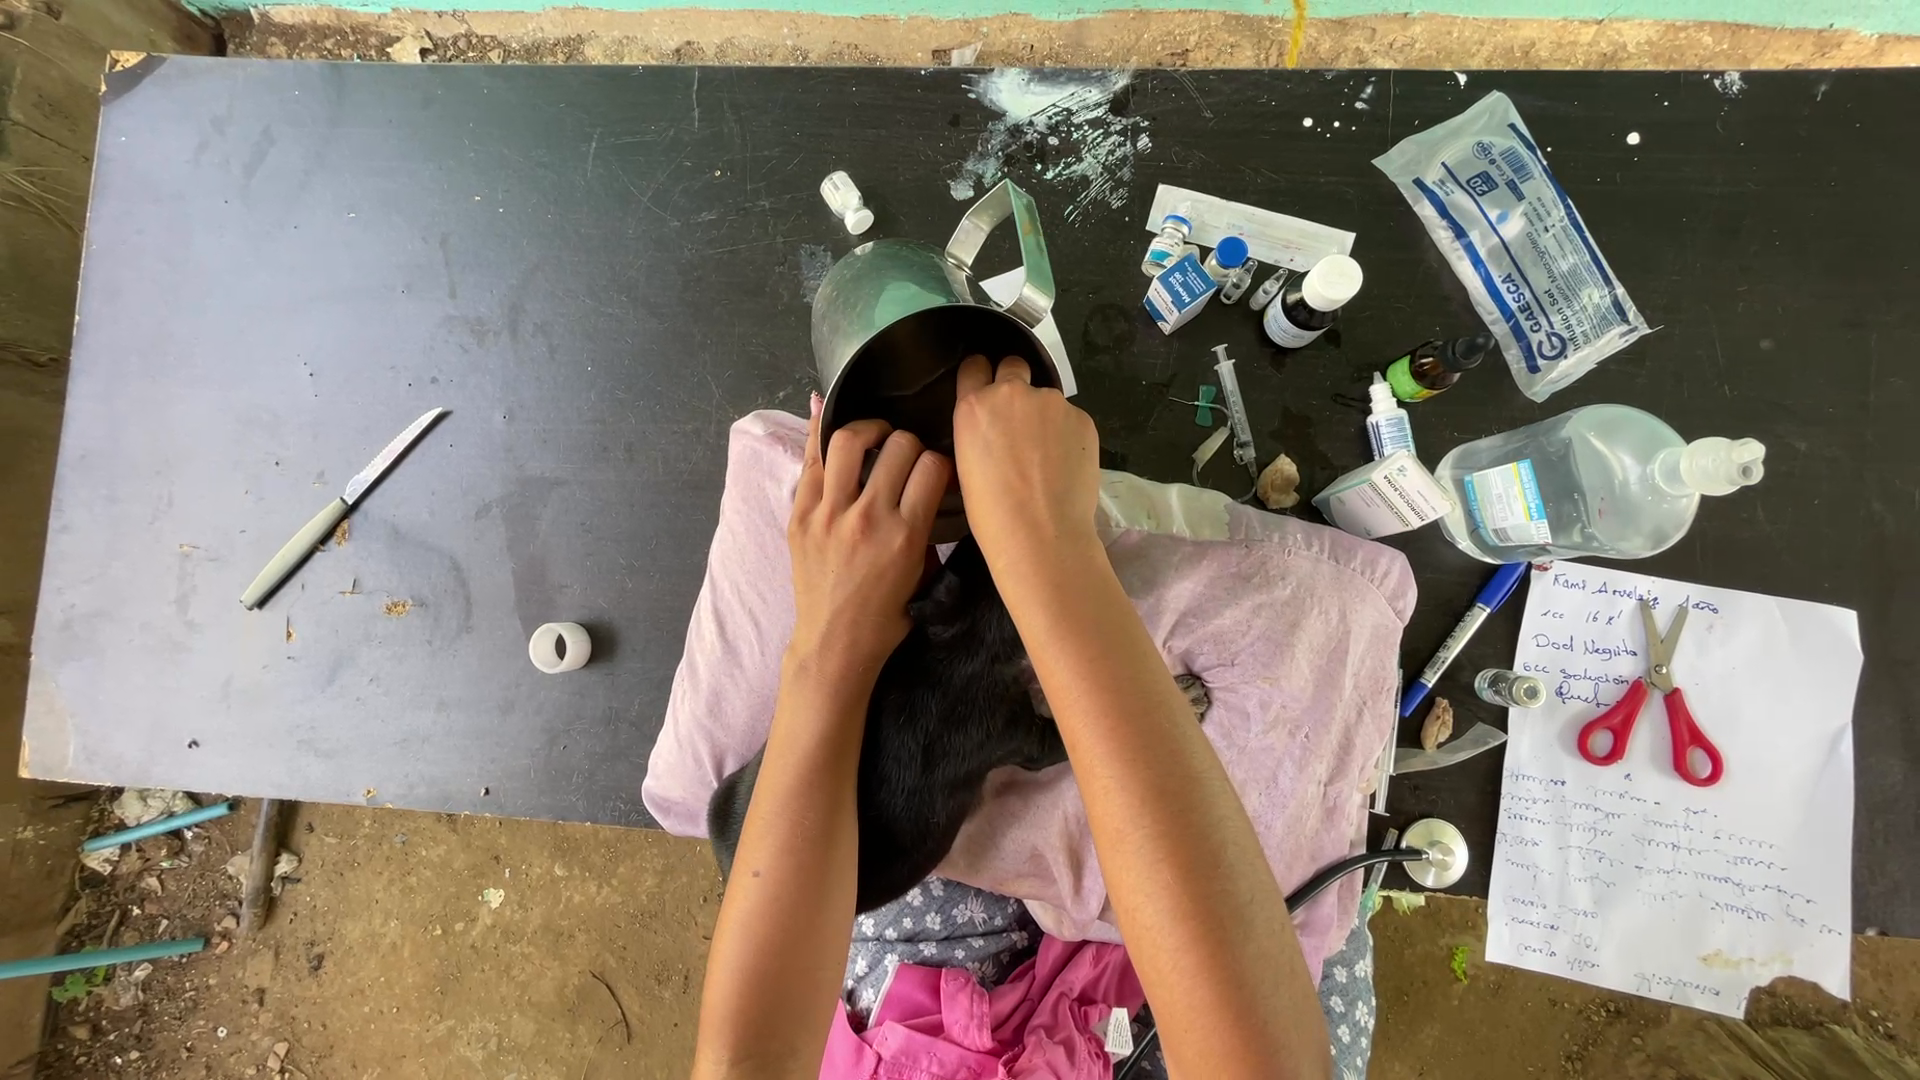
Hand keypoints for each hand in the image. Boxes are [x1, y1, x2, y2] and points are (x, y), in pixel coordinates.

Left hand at [787, 410, 949, 680]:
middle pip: (898, 445)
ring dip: (867, 429)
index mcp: (905, 535)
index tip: (935, 470)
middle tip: (905, 454)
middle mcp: (867, 518)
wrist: (834, 643)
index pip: (932, 467)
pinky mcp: (799, 515)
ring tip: (873, 436)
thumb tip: (925, 487)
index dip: (940, 461)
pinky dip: (820, 432)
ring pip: (848, 440)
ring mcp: (828, 514)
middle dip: (909, 442)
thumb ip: (925, 527)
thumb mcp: (921, 573)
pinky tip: (827, 412)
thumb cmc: (886, 617)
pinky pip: (810, 460)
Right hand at [952, 355, 1101, 576]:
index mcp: (974, 407)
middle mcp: (1012, 393)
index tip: (986, 387)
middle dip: (1015, 383)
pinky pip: (1071, 419)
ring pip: (1046, 398)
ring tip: (1047, 457)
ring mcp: (1051, 403)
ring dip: (1045, 416)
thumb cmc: (991, 513)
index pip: (974, 367)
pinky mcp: (1082, 418)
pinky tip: (1066, 466)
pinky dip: (1069, 436)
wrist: (1041, 534)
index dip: (981, 375)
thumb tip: (995, 429)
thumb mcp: (966, 464)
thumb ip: (979, 431)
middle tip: (1019, 419)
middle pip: (1013, 366)